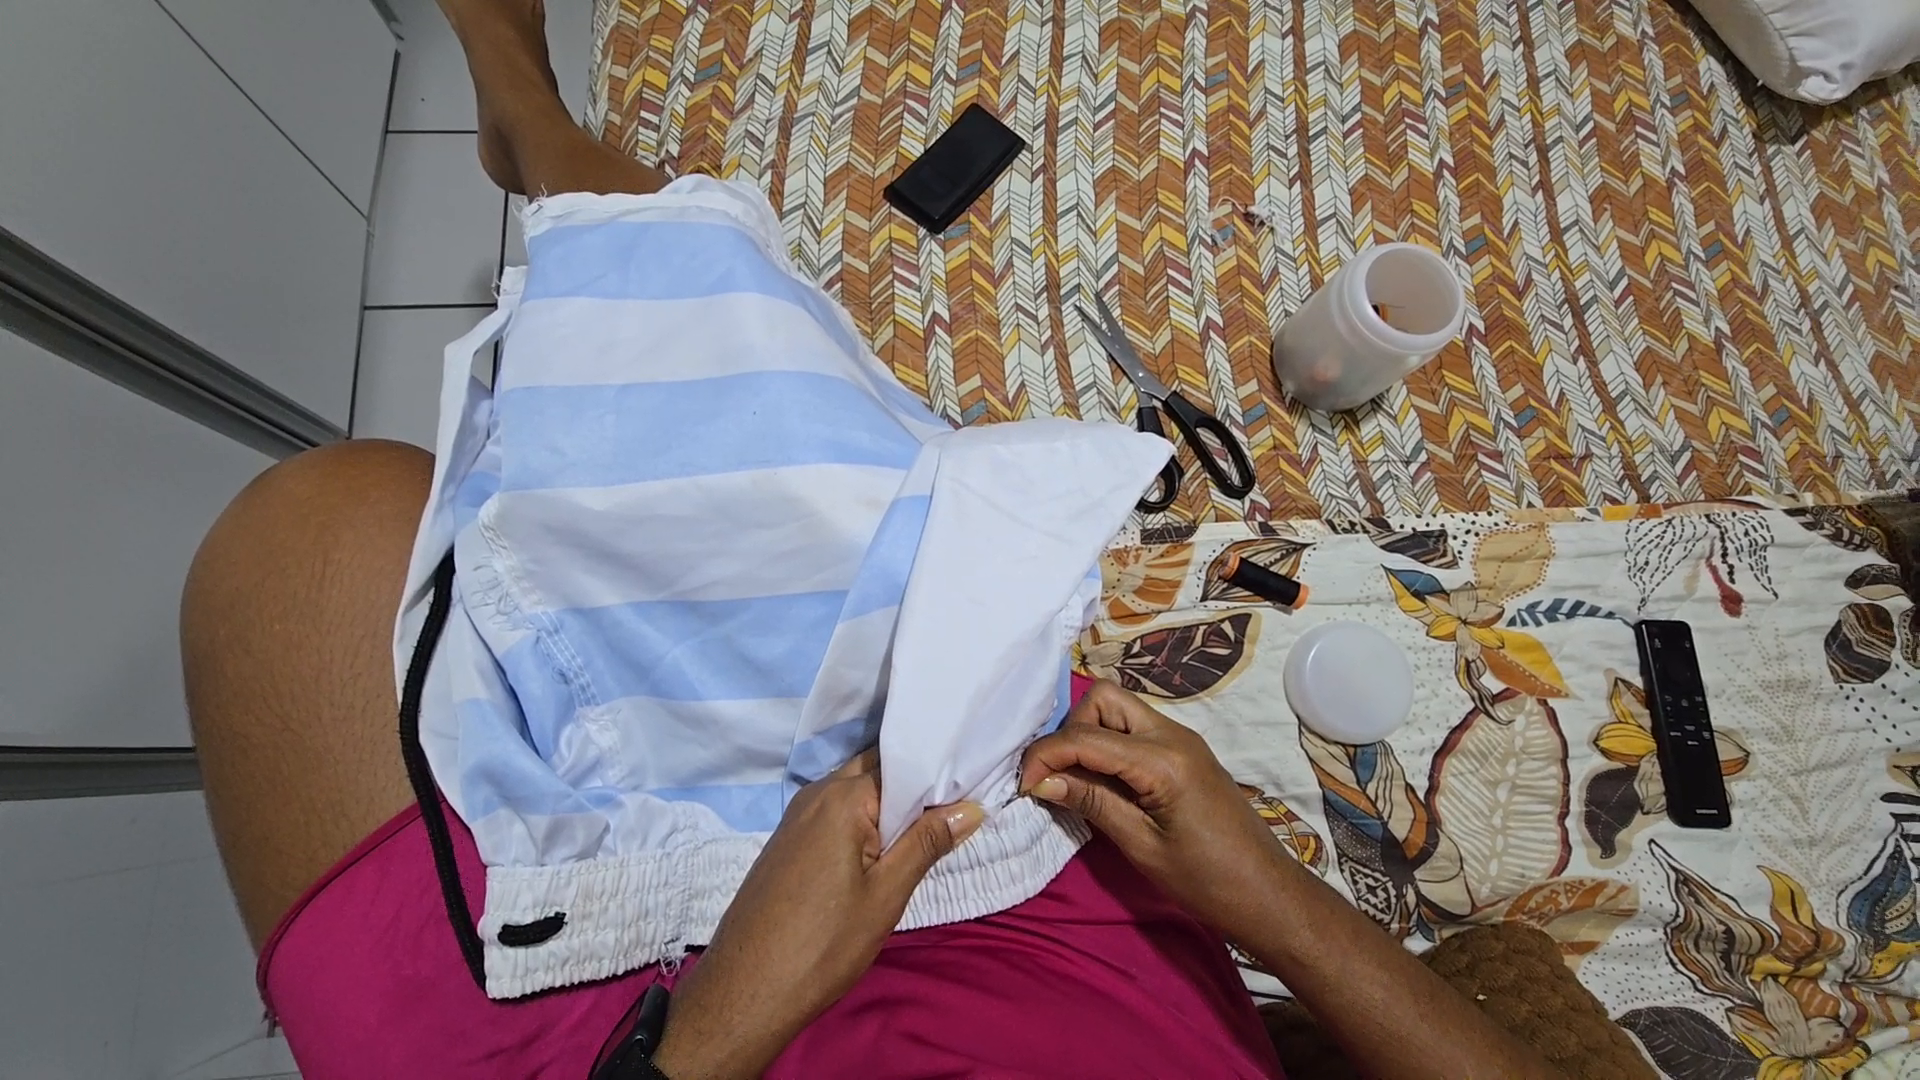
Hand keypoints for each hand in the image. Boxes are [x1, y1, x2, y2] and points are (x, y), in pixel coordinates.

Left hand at [653, 751, 983, 1079]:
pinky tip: (881, 846)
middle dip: (911, 785)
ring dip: (886, 804)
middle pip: (874, 771)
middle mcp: (816, 793)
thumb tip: (972, 807)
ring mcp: (797, 816)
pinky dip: (861, 818)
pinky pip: (833, 811)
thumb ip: (928, 842)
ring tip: (926, 825)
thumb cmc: (824, 943)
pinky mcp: (788, 839)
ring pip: (853, 791)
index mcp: (842, 797)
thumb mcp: (886, 893)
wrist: (745, 992)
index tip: (969, 786)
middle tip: (953, 804)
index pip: (900, 764)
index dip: (935, 775)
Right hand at [1018, 680, 1287, 939]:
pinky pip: (1135, 727)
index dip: (1046, 756)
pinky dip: (1109, 742)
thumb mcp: (1141, 846)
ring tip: (1079, 780)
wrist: (1268, 894)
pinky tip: (1104, 780)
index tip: (1024, 786)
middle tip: (1060, 777)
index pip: (1086, 737)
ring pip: (1118, 707)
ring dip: (1089, 733)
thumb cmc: (1206, 881)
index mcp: (1163, 759)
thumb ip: (1090, 802)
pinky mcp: (1184, 749)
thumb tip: (1039, 782)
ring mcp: (1181, 738)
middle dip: (1071, 730)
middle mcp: (1172, 734)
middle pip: (1104, 698)